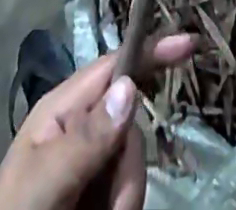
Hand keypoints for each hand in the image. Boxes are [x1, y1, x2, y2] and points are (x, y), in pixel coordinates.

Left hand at [0, 34, 197, 209]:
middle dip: (127, 169)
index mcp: (61, 109)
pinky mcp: (99, 188)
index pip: (112, 68)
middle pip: (131, 127)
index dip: (150, 51)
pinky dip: (122, 208)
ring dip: (123, 198)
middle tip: (106, 206)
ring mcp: (91, 160)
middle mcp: (80, 127)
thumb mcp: (46, 177)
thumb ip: (86, 137)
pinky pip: (130, 190)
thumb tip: (130, 86)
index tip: (189, 43)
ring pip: (134, 164)